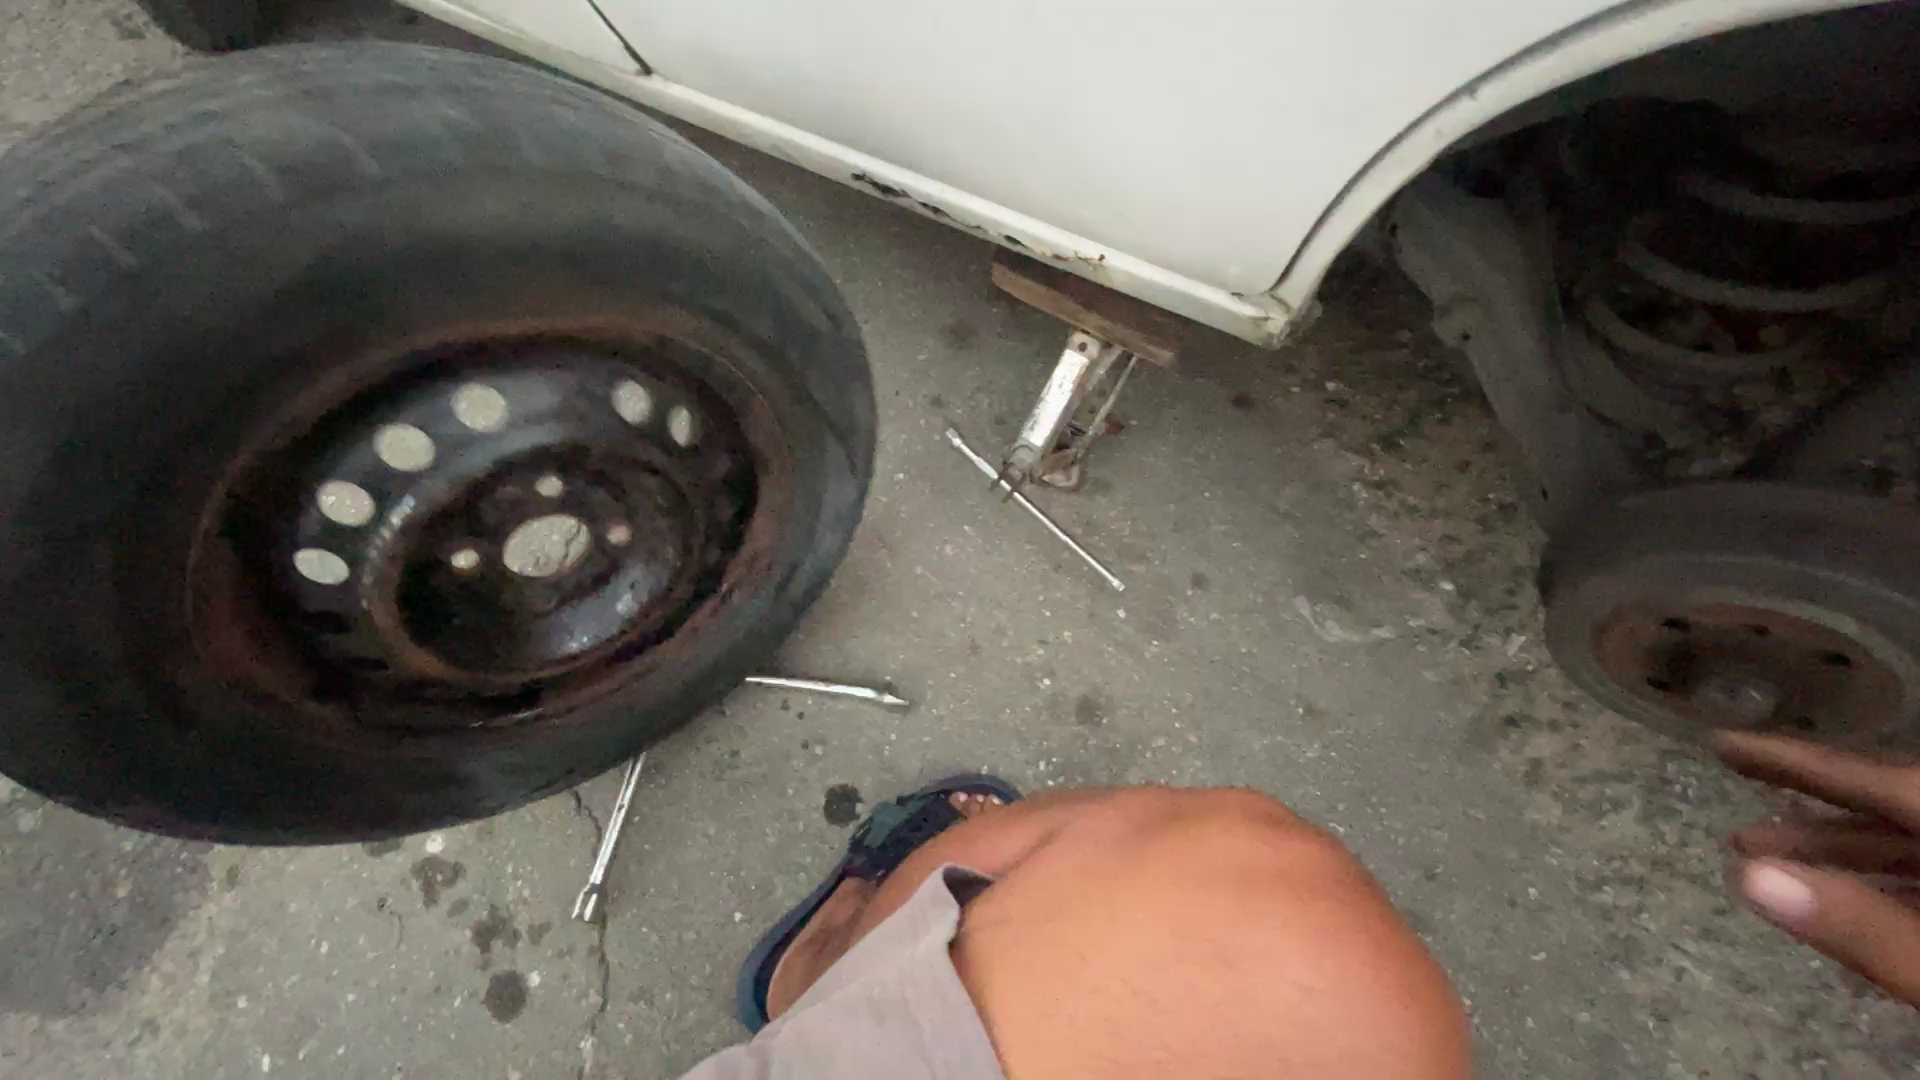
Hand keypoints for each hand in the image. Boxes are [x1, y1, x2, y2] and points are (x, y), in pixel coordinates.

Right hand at [1713, 732, 1919, 1005]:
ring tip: (1754, 847)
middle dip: (1811, 799)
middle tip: (1730, 779)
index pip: (1888, 784)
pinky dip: (1883, 883)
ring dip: (1838, 845)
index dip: (1801, 759)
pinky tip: (1830, 896)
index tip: (1720, 739)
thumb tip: (1746, 875)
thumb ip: (1868, 930)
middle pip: (1903, 808)